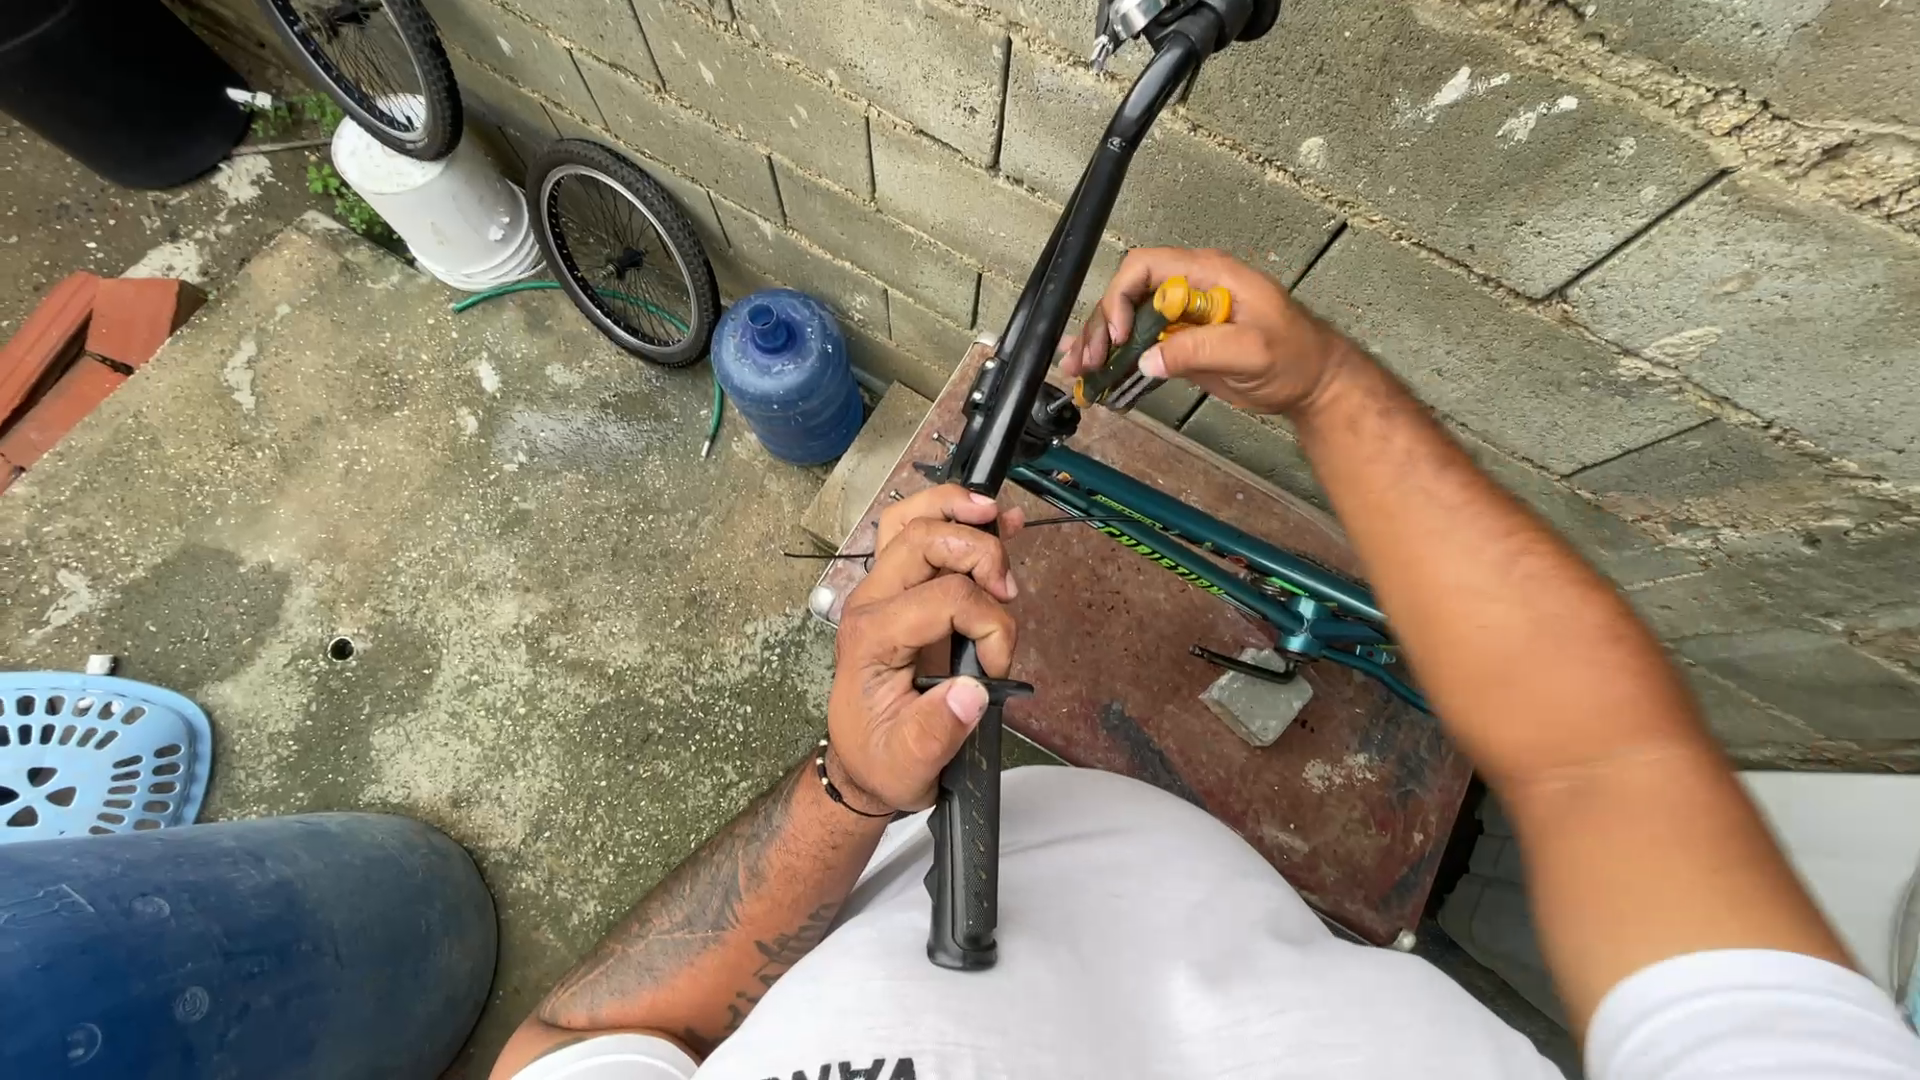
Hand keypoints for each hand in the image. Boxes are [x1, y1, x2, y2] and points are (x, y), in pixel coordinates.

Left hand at [826, 485, 1024, 812]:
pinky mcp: (901, 589)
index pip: (944, 596)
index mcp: (872, 636)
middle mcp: (873, 601)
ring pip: (912, 518)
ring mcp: (884, 589)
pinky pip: (919, 531)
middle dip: (979, 554)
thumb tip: (971, 693)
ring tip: (1001, 520)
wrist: (865, 761)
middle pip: (924, 537)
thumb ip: (936, 730)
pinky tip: (996, 517)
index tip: (998, 665)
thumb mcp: (908, 761)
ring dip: (960, 512)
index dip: (989, 624)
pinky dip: (957, 516)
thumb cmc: (883, 759)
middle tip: (1007, 593)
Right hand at [1058, 247, 1354, 416]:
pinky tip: (1093, 373)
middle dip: (1101, 327)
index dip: (1122, 298)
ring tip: (1078, 370)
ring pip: (1125, 321)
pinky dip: (1113, 359)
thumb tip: (1147, 360)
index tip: (1120, 337)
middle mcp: (1188, 290)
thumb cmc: (1294, 356)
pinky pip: (1137, 345)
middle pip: (1126, 295)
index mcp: (1207, 275)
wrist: (1311, 381)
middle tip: (1088, 362)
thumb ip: (1200, 350)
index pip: (1145, 267)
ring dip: (1099, 343)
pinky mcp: (1178, 343)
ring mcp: (1180, 317)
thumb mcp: (1252, 351)